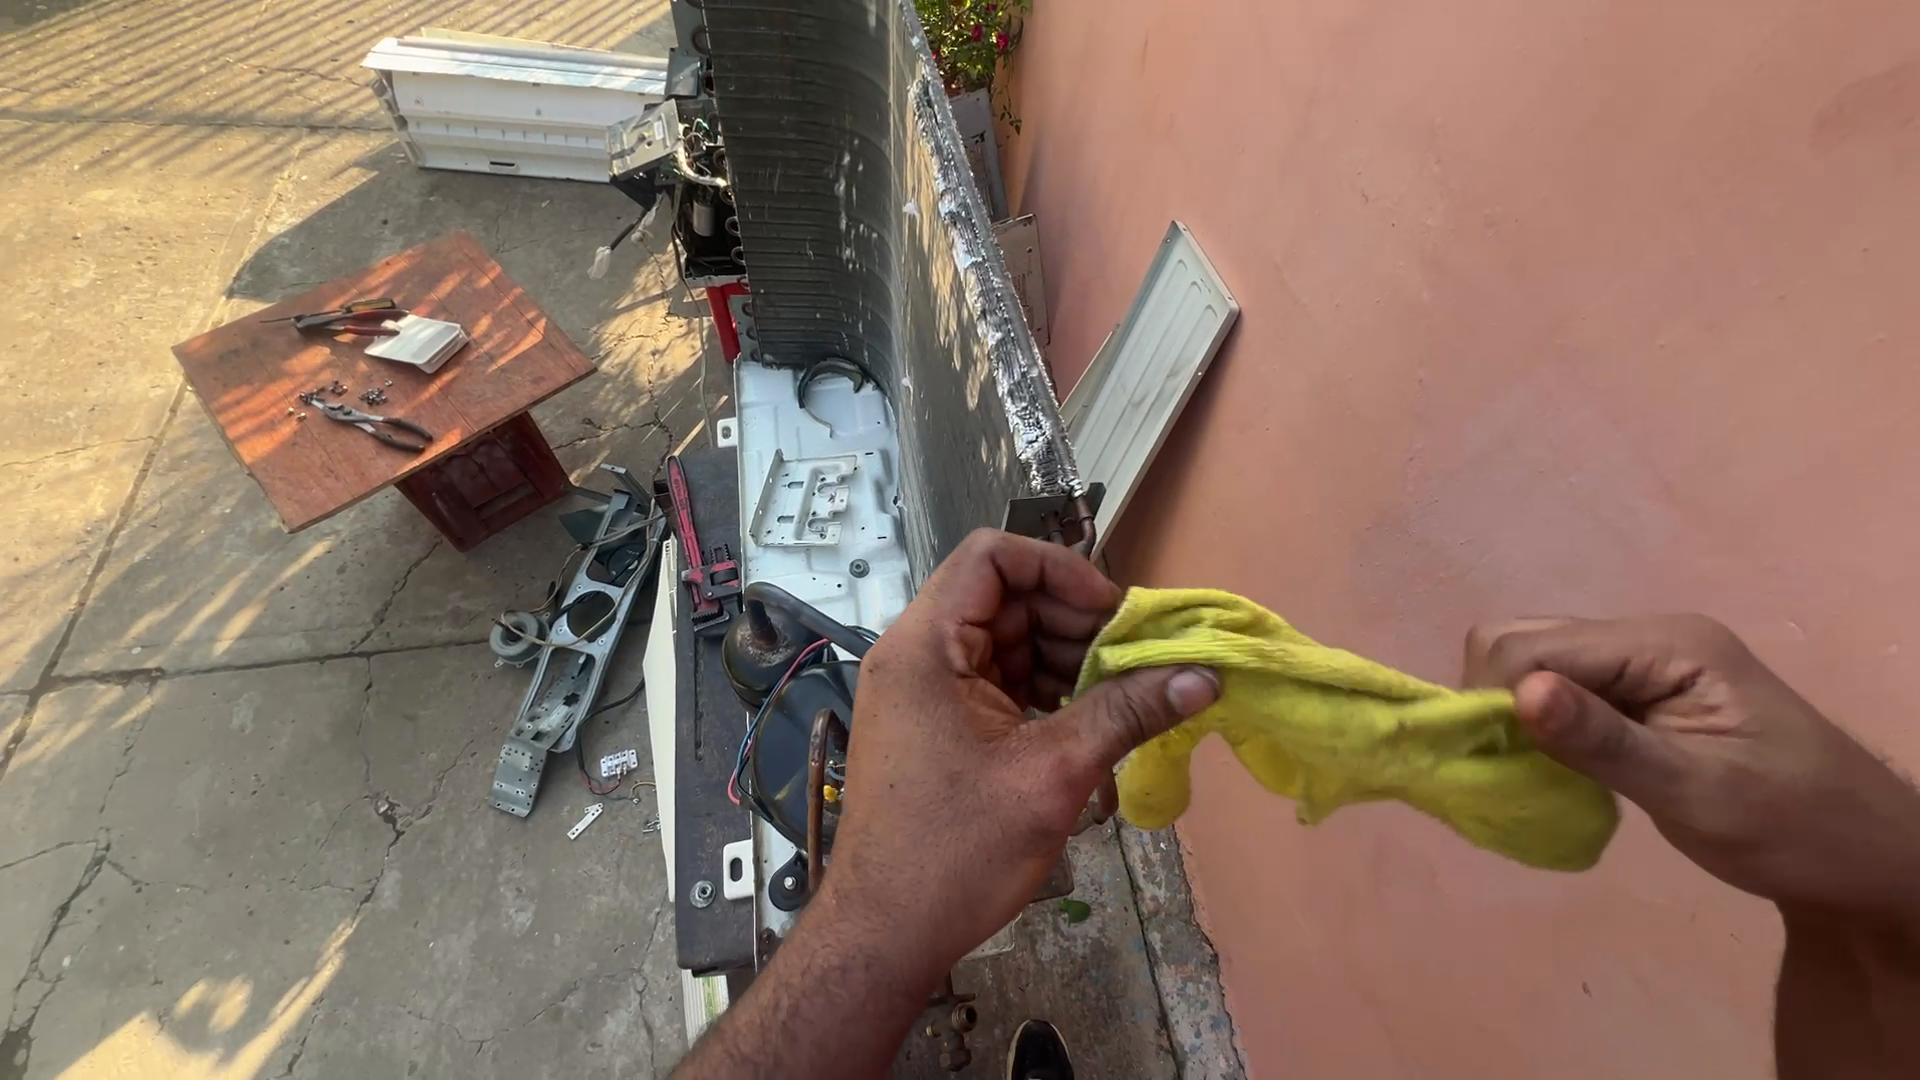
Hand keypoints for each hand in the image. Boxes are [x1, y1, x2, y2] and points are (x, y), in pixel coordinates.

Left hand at [817, 529, 1218, 986]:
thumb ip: (1125, 713)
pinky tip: (1081, 721)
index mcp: (926, 644)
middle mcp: (917, 652)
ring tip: (1115, 698)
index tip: (1110, 613)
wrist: (884, 933)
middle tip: (1131, 663)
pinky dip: (1040, 689)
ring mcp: (924, 687)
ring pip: (1005, 639)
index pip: (991, 556)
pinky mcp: (936, 719)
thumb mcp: (1051, 775)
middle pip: (1004, 598)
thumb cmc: (955, 853)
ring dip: (1062, 658)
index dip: (1058, 569)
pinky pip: (996, 678)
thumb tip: (1201, 676)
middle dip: (1072, 622)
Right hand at [1464, 615, 1919, 924]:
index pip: (1536, 647)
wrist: (1870, 860)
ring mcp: (1632, 656)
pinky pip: (1545, 679)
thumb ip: (1605, 742)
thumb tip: (1521, 693)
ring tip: (1530, 758)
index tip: (1499, 757)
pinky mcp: (1624, 682)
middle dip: (1494, 694)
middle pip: (1517, 638)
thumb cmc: (1795, 831)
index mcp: (1667, 644)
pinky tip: (1550, 751)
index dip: (1499, 696)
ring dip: (1507, 704)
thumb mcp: (1701, 794)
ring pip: (1522, 656)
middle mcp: (1641, 635)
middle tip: (1512, 757)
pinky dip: (1528, 714)